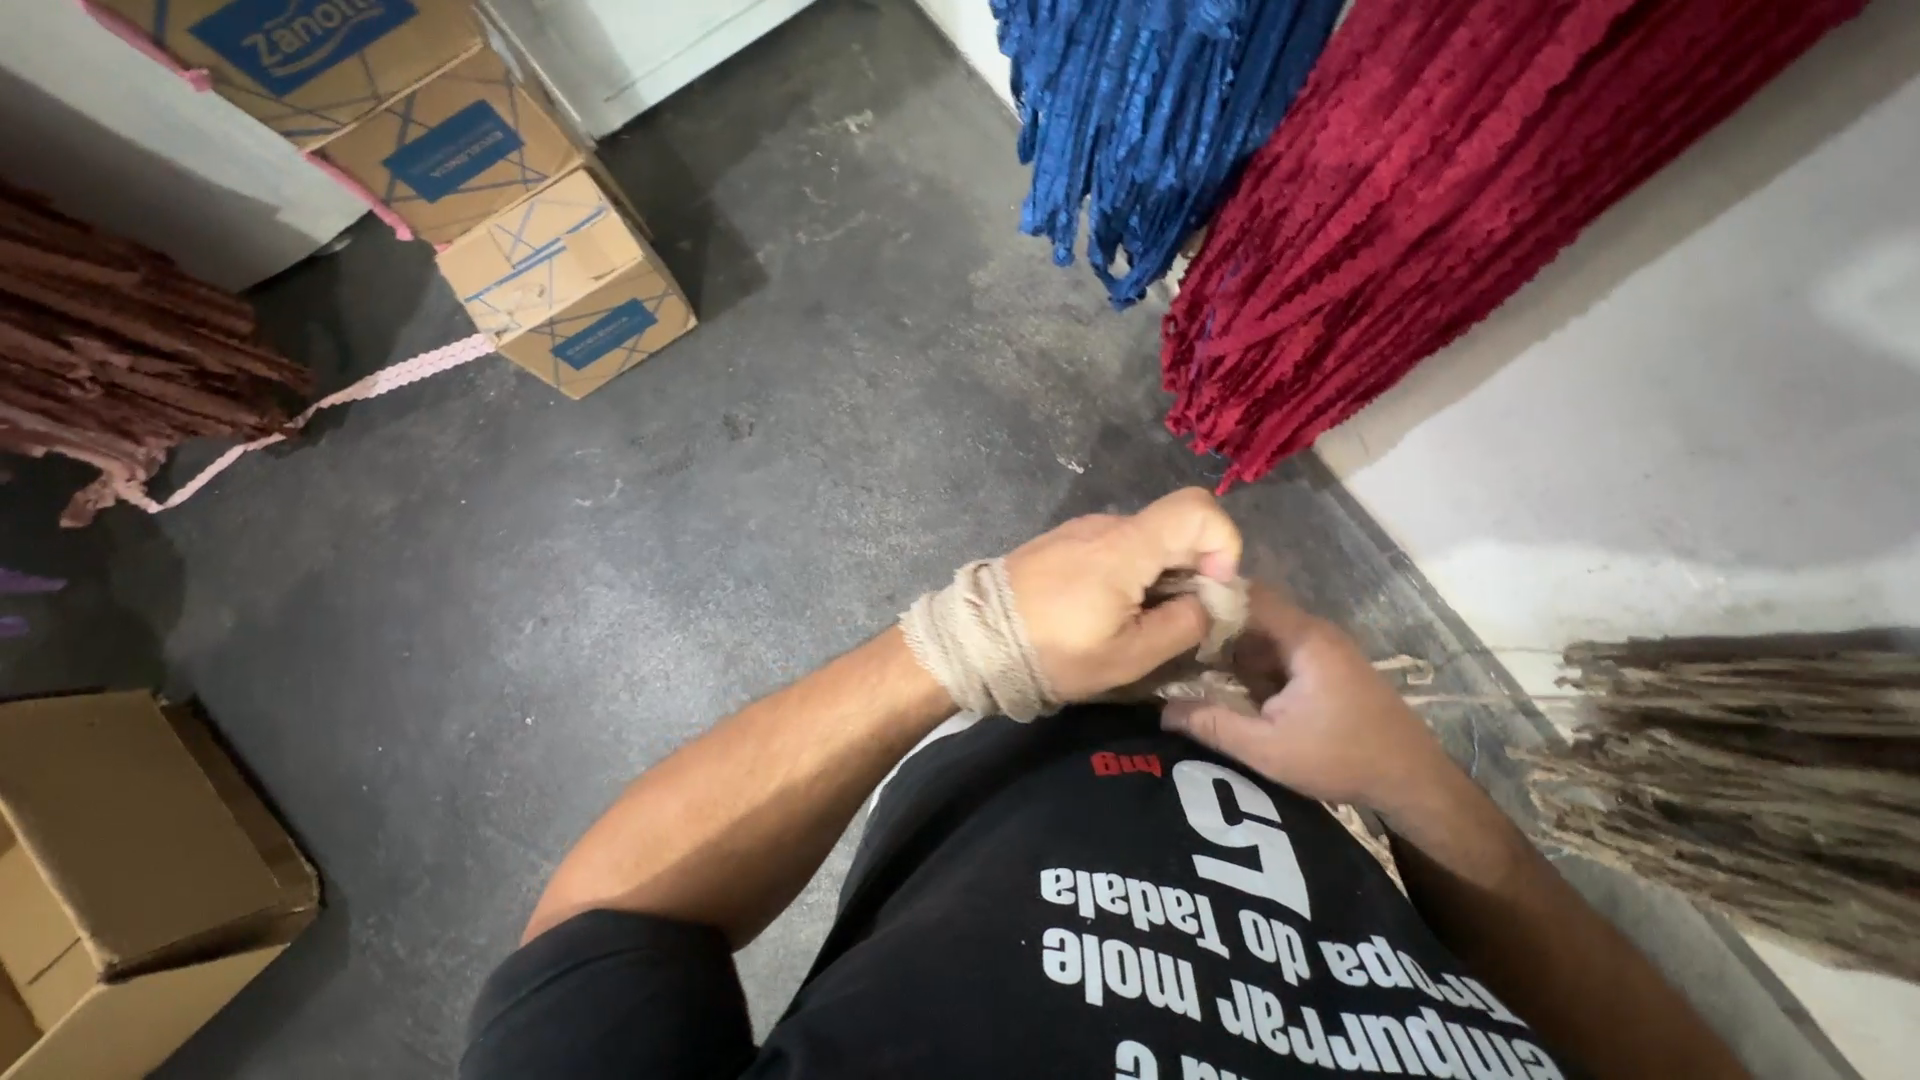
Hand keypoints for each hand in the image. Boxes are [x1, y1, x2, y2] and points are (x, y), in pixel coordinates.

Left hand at [1004, 488, 1241, 701]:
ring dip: (1157, 575)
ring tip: (1132, 622)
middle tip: (1175, 619)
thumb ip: (1182, 624)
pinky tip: (1101, 611)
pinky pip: (1112, 547)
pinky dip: (1126, 573)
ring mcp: (1077, 530)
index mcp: (1126, 545)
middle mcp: (1104, 525)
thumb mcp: (1128, 656)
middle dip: (1192, 569)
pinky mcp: (1058, 542)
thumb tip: (1207, 602)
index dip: (1223, 543)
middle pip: (1173, 528)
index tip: (1211, 588)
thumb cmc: (1053, 652)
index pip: (1198, 508)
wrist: (974, 640)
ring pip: (1143, 540)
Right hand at [1160, 582, 1456, 813]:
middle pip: (1253, 612)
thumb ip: (1212, 725)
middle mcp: (1315, 633)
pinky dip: (1253, 662)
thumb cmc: (1342, 759)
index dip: (1208, 598)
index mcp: (1304, 638)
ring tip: (1188, 661)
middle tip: (1171, 641)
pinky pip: (1280, 651)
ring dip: (1232, 647)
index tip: (1171, 611)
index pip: (1247, 594)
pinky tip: (1228, 683)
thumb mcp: (1267, 749)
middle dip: (1213, 626)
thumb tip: (1161, 710)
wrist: (1413, 781)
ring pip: (1265, 633)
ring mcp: (1325, 649)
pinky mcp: (1328, 668)